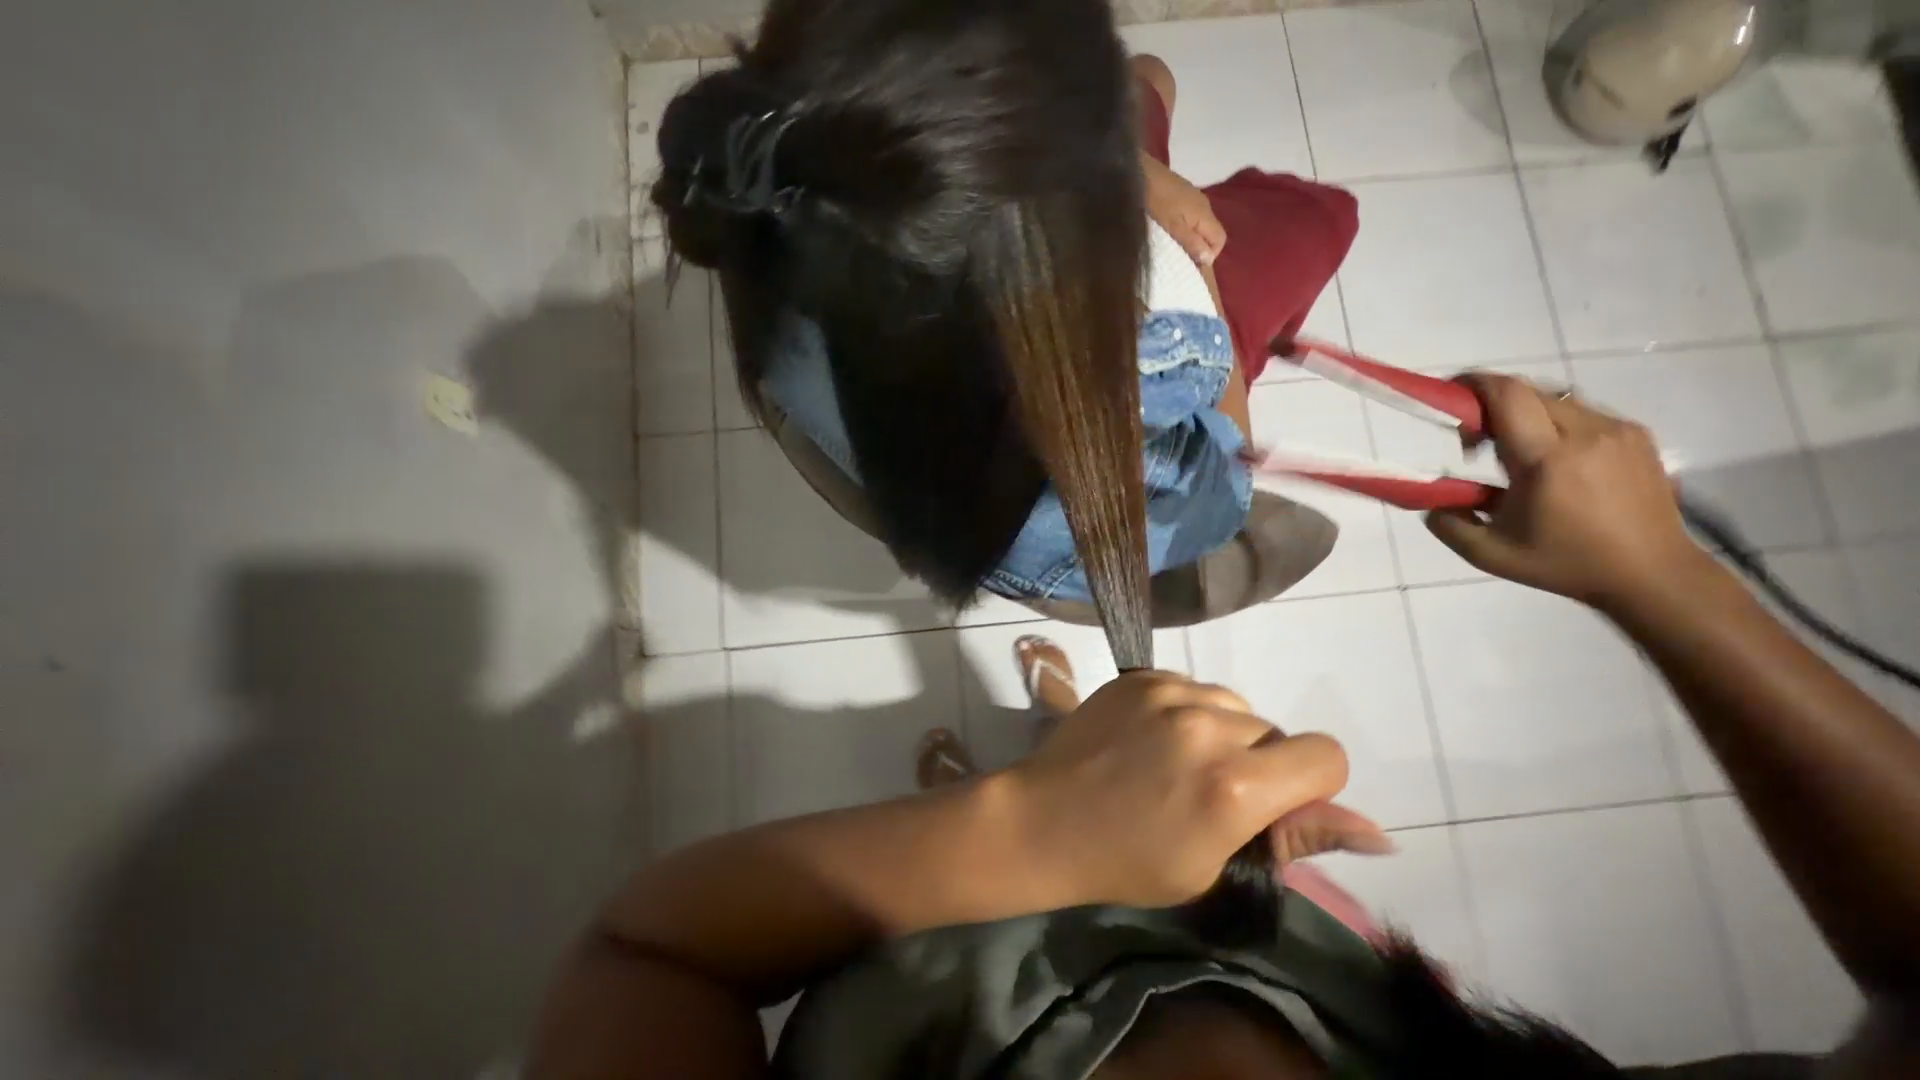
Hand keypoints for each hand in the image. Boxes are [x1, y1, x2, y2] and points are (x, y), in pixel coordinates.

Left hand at [1004, 671, 1387, 909]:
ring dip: (1224, 732)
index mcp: (1234, 787)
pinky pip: (1193, 687)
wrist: (1043, 821)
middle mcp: (1209, 726)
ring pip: (1235, 705)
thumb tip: (1380, 833)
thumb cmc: (1128, 863)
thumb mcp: (1216, 867)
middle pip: (1275, 731)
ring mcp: (1170, 693)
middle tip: (1210, 793)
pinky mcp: (1140, 677)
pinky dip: (1186, 711)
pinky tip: (1152, 740)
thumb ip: (1296, 839)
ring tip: (1176, 764)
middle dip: (1259, 762)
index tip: (1272, 808)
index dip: (1310, 787)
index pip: (1325, 757)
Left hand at [1146, 162, 1226, 265]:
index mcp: (1205, 213)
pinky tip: (1169, 231)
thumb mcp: (1172, 225)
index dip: (1209, 256)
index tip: (1191, 264)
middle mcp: (1204, 205)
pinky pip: (1191, 217)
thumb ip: (1191, 242)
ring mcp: (1193, 198)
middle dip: (1200, 249)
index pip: (1219, 240)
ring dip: (1191, 239)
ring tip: (1173, 248)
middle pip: (1211, 233)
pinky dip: (1184, 228)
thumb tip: (1209, 260)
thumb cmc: (1154, 199)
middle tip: (1181, 259)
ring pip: (1201, 226)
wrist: (1138, 170)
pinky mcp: (1182, 195)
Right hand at [1425, 373, 1710, 610]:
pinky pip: (1584, 413)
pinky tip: (1556, 460)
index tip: (1449, 397)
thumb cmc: (1567, 564)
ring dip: (1525, 416)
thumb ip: (1449, 523)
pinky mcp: (1637, 434)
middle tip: (1477, 442)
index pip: (1506, 394)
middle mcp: (1585, 433)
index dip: (1472, 385)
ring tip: (1518, 454)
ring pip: (1555, 400)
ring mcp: (1617, 430)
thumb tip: (1433, 501)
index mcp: (1547, 460)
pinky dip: (1557, 425)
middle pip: (1527, 392)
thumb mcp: (1491, 554)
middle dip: (1491, 405)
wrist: (1653, 574)